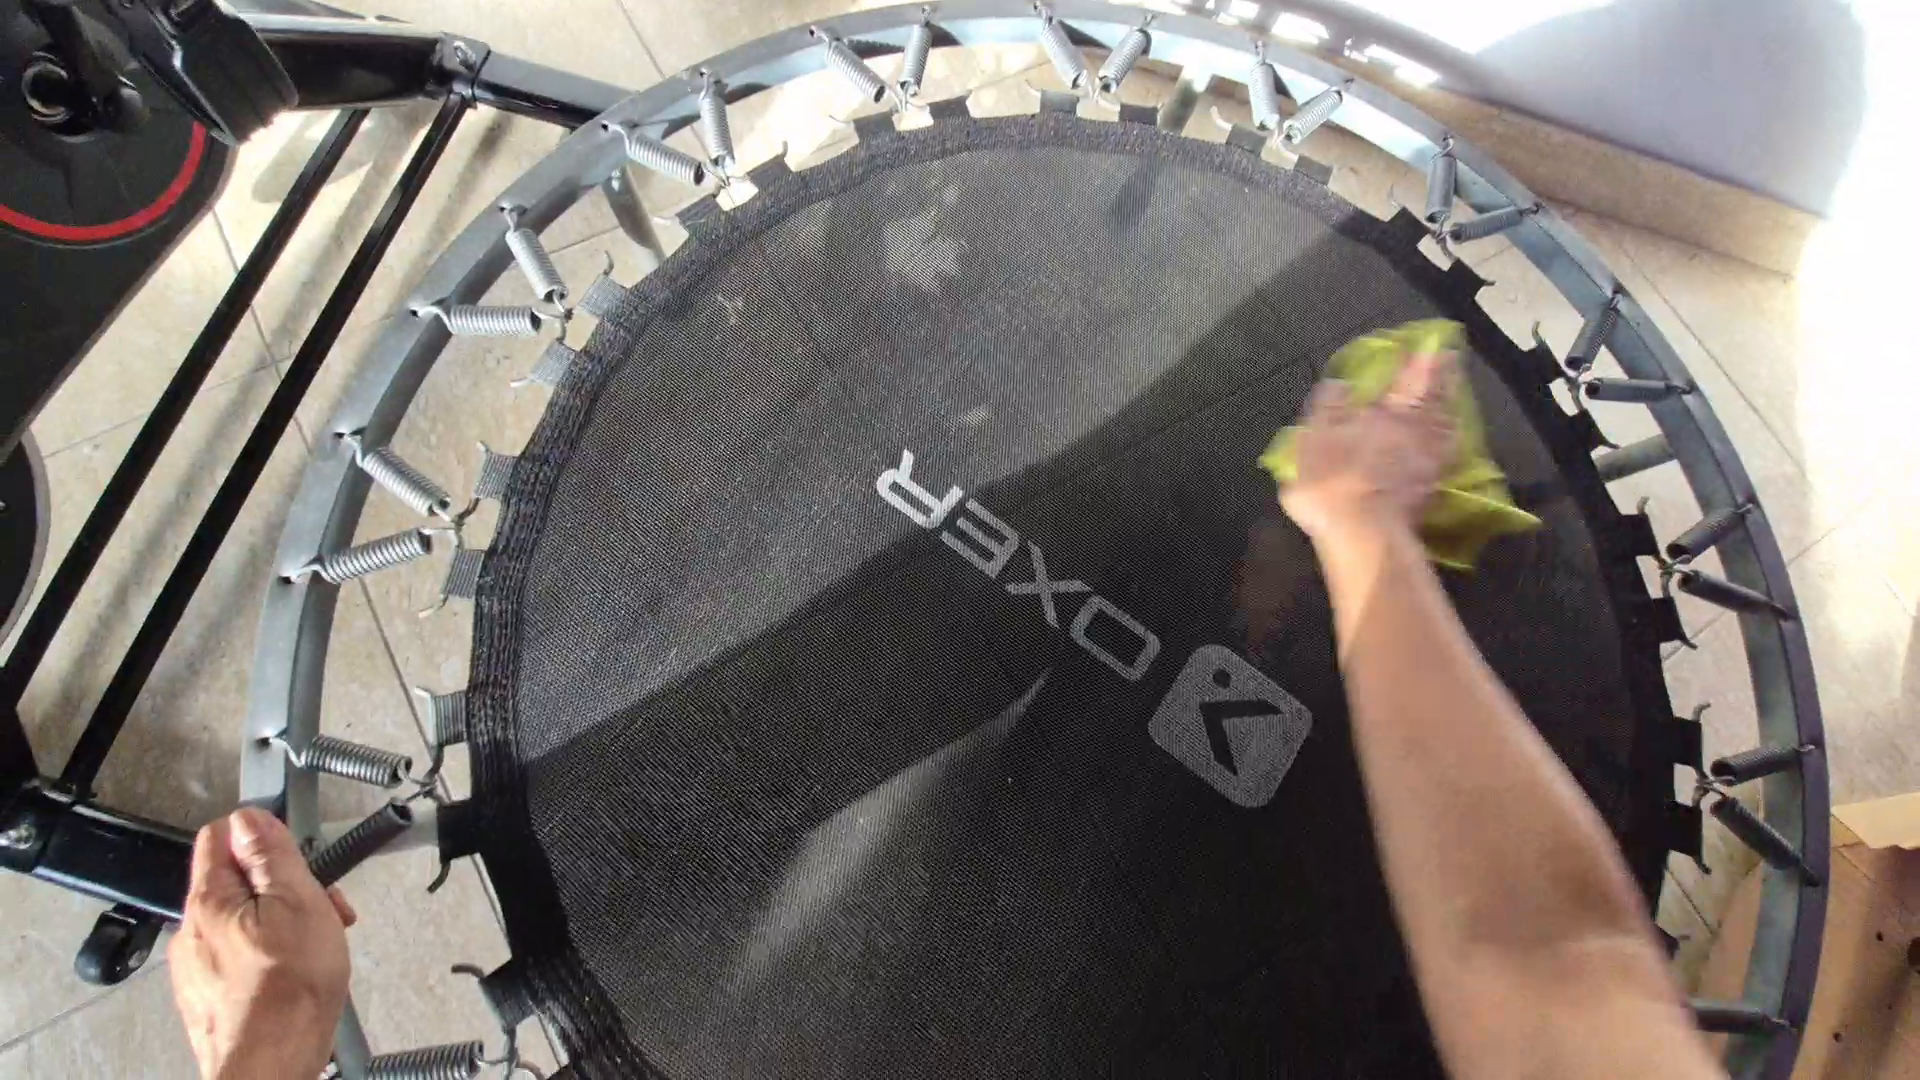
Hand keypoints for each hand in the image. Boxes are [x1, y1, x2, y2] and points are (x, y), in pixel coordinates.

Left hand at [169, 807, 355, 1079]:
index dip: (260, 833)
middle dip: (287, 881)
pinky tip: (301, 962)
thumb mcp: (298, 900)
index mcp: (209, 903)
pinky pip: (243, 948)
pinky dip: (275, 944)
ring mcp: (197, 966)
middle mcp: (192, 932)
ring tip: (321, 936)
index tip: (296, 849)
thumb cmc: (292, 980)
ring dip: (287, 913)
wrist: (272, 1058)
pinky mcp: (211, 992)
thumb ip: (271, 857)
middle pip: (238, 879)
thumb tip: (247, 819)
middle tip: (323, 901)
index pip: (218, 839)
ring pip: (246, 915)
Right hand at [1279, 349, 1459, 542]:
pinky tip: (1447, 439)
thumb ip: (1327, 408)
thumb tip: (1340, 381)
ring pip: (1444, 424)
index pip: (1409, 378)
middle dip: (1443, 376)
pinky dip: (1448, 440)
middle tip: (1452, 358)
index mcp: (1385, 414)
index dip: (1420, 359)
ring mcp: (1427, 461)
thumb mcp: (1313, 440)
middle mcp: (1413, 431)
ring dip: (1449, 405)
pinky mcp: (1430, 488)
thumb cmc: (1330, 482)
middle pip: (1434, 398)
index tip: (1431, 342)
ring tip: (1451, 394)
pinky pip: (1445, 454)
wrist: (1361, 533)